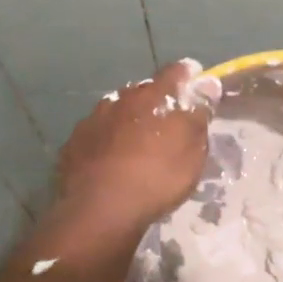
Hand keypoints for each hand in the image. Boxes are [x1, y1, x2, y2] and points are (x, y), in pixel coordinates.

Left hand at [49, 59, 221, 249]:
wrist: (100, 209)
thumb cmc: (157, 177)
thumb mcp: (193, 150)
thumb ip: (199, 113)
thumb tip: (208, 82)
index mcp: (153, 96)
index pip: (175, 72)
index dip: (188, 75)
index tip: (197, 81)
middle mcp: (121, 99)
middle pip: (143, 91)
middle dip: (156, 100)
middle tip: (168, 119)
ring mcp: (93, 120)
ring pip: (117, 111)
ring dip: (129, 119)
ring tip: (138, 141)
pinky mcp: (74, 144)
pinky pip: (97, 134)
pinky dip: (107, 139)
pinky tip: (111, 159)